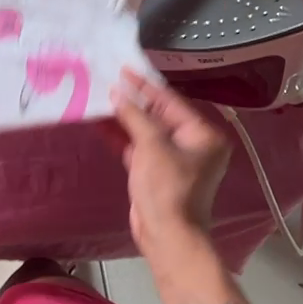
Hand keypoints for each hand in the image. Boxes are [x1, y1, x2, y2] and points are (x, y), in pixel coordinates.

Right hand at [109, 68, 231, 263]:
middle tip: (109, 80)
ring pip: (145, 130)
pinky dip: (121, 135)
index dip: (145, 85)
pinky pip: (137, 145)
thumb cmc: (167, 187)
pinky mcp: (155, 171)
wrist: (166, 234)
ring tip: (100, 97)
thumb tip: (117, 93)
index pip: (170, 101)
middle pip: (158, 114)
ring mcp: (173, 158)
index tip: (123, 69)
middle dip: (132, 100)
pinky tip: (100, 122)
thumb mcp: (152, 146)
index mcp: (202, 134)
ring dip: (123, 116)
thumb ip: (135, 115)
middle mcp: (192, 143)